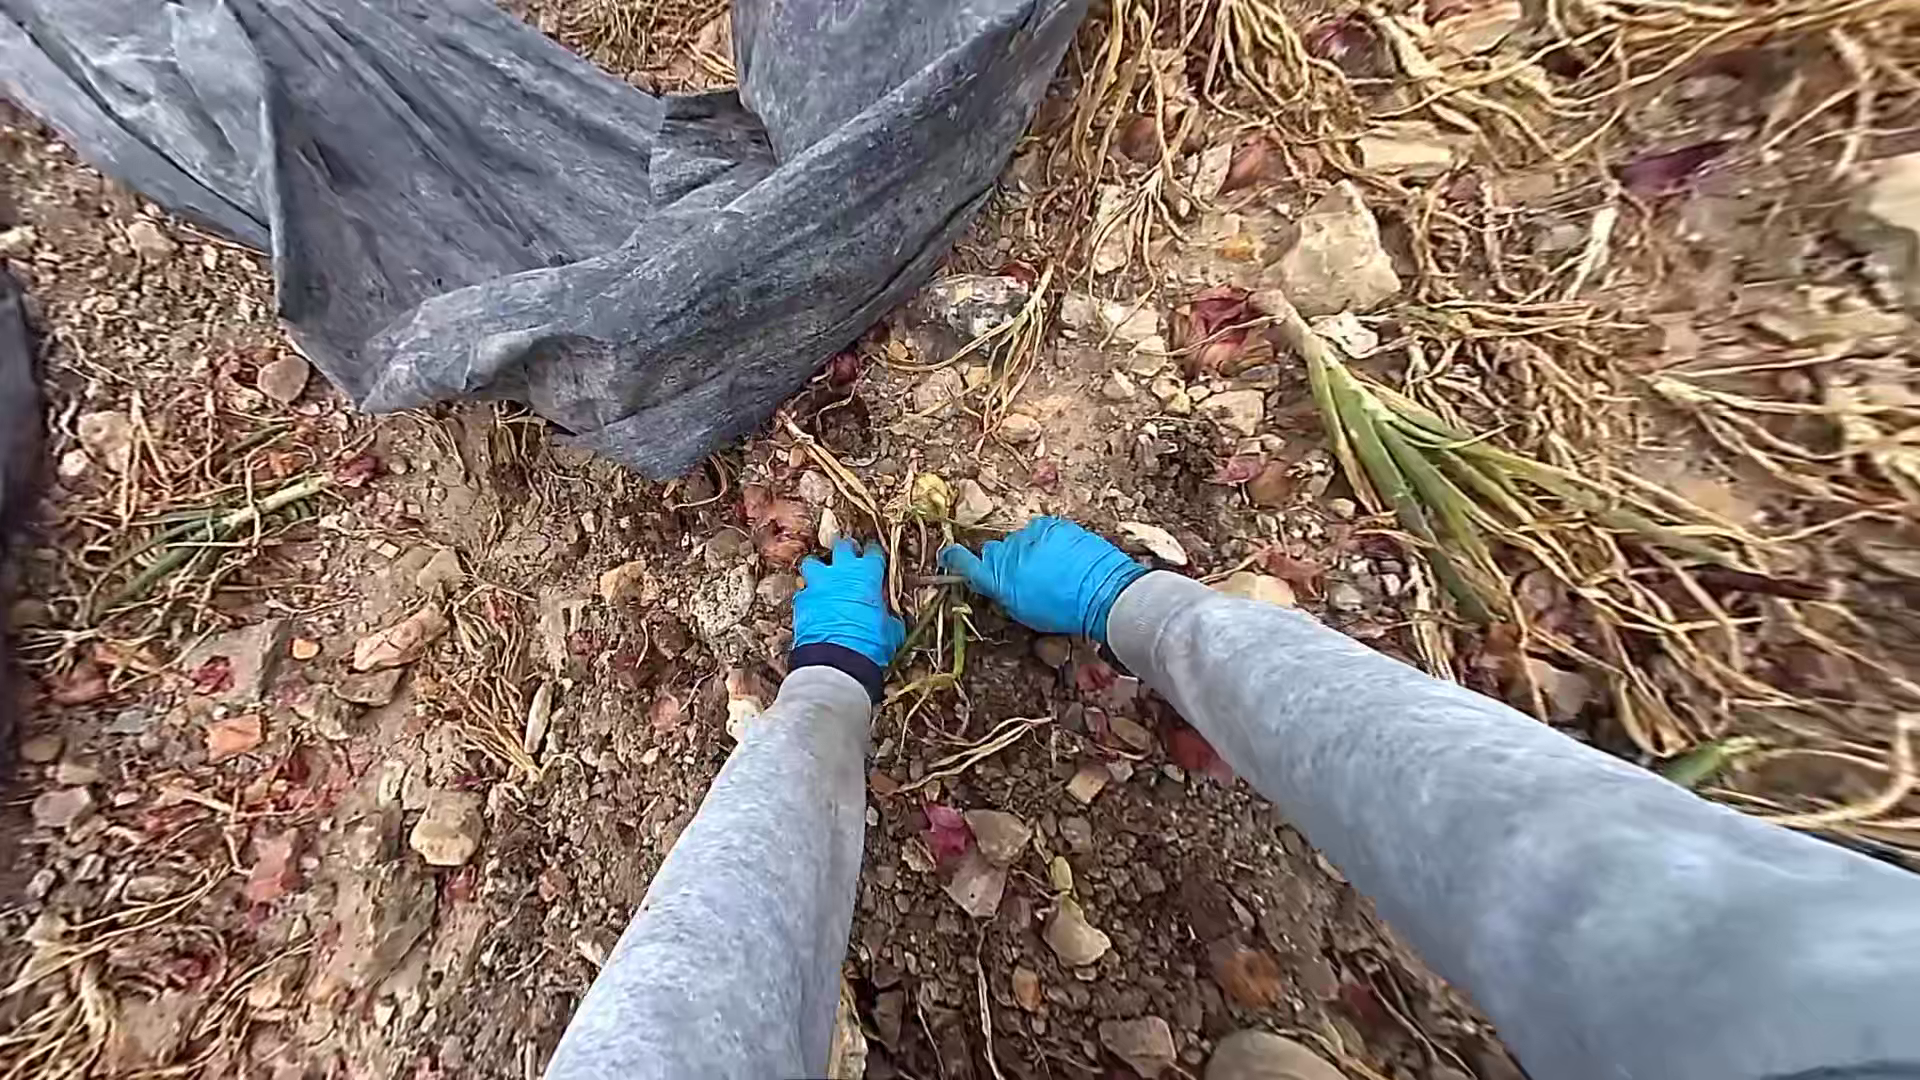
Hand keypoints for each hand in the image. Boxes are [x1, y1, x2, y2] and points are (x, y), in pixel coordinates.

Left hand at [794, 539, 905, 667]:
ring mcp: (818, 585)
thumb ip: (889, 615)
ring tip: (823, 578)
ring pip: (813, 562)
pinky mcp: (801, 601)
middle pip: (842, 546)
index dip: (875, 554)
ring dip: (818, 568)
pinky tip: (813, 606)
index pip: (873, 552)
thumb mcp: (891, 630)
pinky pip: (802, 592)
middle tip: (850, 558)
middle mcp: (841, 573)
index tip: (876, 559)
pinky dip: (808, 597)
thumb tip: (889, 617)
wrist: (836, 662)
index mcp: (867, 575)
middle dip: (847, 550)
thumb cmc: (868, 644)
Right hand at [939, 517, 1147, 641]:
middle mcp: (1007, 555)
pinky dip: (1046, 539)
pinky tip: (1061, 553)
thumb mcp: (1025, 613)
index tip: (949, 555)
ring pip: (1018, 540)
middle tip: (1022, 573)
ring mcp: (1029, 537)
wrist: (1101, 592)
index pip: (964, 562)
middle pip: (993, 550)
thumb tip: (997, 584)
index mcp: (998, 580)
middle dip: (1003, 560)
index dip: (954, 558)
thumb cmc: (1064, 612)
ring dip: (1027, 549)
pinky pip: (1040, 530)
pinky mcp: (1050, 525)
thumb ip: (1005, 594)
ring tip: (1050, 564)